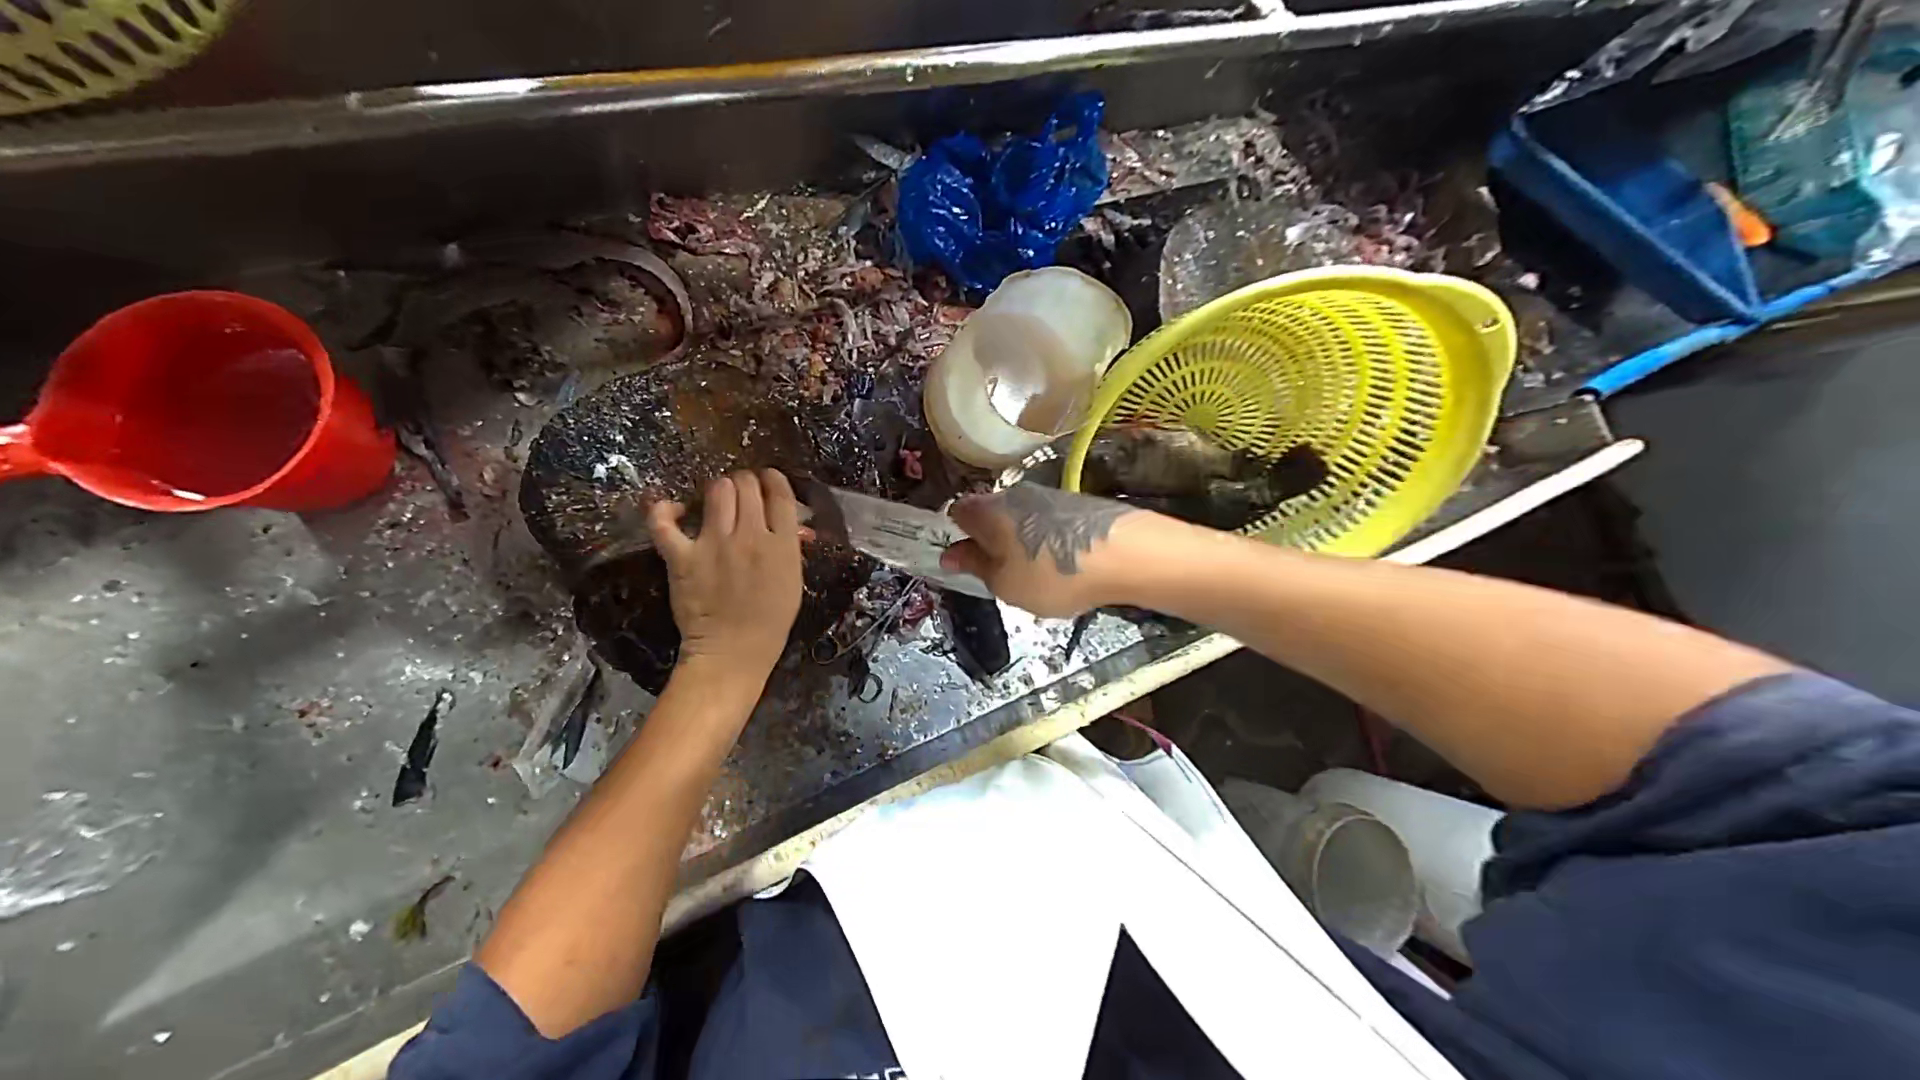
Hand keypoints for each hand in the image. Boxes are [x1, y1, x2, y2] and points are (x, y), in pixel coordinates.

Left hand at [647, 470, 804, 674]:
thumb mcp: (793, 581)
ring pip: (716, 491)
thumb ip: (790, 548)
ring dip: (719, 489)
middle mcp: (750, 536)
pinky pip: (664, 522)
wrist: (734, 652)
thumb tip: (792, 524)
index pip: (780, 494)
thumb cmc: (770, 621)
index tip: (768, 480)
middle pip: (747, 485)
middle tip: (743, 492)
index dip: (774, 479)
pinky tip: (672, 510)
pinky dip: (665, 510)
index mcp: (782, 544)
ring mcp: (714, 544)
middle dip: (746, 483)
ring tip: (717, 500)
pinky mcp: (682, 557)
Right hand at [940, 484, 1165, 616]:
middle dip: (992, 542)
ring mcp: (1050, 496)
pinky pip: (1050, 523)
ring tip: (1039, 576)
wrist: (1127, 555)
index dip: (958, 537)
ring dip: (1023, 544)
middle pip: (992, 514)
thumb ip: (975, 567)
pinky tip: (1065, 567)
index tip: (966, 562)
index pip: (957, 512)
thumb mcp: (1004, 584)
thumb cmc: (1053, 575)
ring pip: (1022, 519)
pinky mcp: (1078, 504)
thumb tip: (951, 554)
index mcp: (988, 511)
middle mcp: (1016, 494)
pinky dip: (1050, 543)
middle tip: (1003, 576)